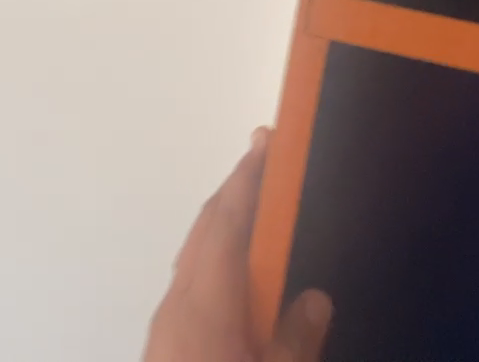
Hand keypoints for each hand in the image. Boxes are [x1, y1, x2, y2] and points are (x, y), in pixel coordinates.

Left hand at [143, 128, 333, 361]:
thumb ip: (296, 340)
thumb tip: (316, 299)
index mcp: (205, 304)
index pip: (227, 222)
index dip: (248, 176)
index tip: (266, 137)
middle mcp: (176, 304)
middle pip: (207, 227)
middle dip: (236, 186)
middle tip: (266, 155)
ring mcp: (164, 323)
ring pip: (195, 251)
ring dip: (223, 219)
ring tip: (256, 203)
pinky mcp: (162, 344)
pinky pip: (190, 277)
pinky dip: (213, 252)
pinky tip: (234, 269)